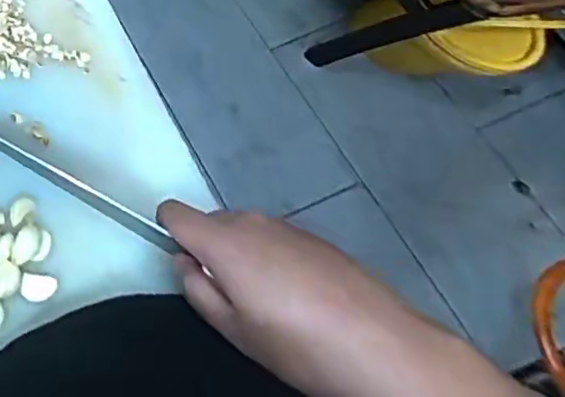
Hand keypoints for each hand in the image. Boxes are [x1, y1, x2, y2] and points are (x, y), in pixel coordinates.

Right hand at [157, 201, 528, 396]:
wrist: (391, 353)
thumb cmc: (303, 346)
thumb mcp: (235, 332)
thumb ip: (195, 290)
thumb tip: (187, 266)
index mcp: (221, 239)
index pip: (172, 212)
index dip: (172, 237)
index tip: (192, 269)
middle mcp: (249, 221)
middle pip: (210, 222)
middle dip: (213, 251)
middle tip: (239, 299)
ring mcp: (286, 226)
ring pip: (246, 232)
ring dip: (248, 256)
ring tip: (280, 305)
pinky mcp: (317, 238)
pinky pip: (278, 240)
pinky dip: (280, 261)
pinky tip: (309, 302)